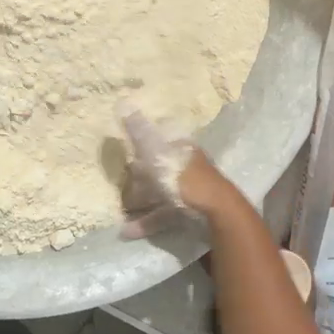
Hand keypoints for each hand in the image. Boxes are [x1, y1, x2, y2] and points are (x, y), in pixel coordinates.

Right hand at [118, 108, 240, 238]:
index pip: (158, 140)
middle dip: (139, 177)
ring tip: (121, 211)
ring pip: (159, 192)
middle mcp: (184, 166)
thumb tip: (122, 101)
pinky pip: (162, 215)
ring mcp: (187, 190)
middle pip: (157, 168)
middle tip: (119, 183)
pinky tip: (127, 231)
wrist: (215, 211)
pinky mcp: (187, 212)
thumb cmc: (184, 178)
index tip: (124, 153)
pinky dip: (145, 222)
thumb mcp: (157, 153)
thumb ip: (139, 133)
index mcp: (179, 147)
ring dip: (140, 202)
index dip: (141, 146)